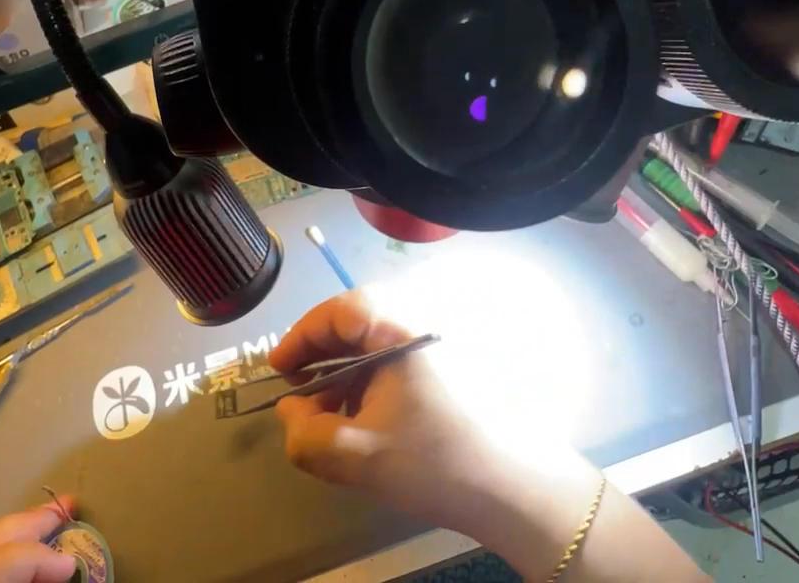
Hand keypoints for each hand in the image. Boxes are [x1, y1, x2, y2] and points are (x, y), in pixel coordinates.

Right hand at [269, 292, 535, 536]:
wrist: (520, 487)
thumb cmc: (436, 460)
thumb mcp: (357, 455)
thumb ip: (304, 433)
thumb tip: (291, 410)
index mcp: (400, 324)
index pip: (335, 310)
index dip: (300, 338)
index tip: (278, 370)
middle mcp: (424, 316)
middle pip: (357, 320)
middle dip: (322, 358)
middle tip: (301, 394)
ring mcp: (446, 336)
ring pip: (379, 340)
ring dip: (348, 373)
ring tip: (334, 417)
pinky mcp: (458, 358)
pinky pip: (403, 355)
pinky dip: (377, 379)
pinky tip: (371, 417)